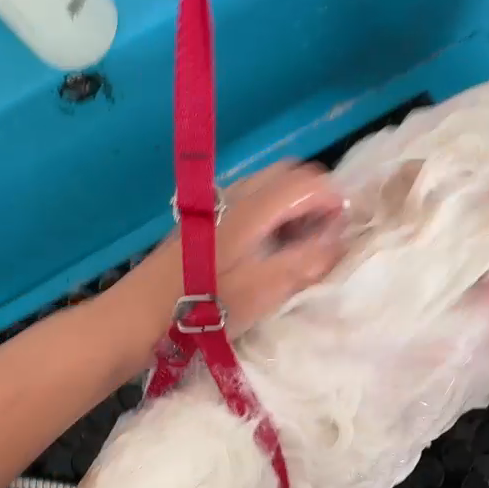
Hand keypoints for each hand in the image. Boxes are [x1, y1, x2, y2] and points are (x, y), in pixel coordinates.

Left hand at [133, 161, 347, 329]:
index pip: (310, 181)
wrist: (144, 313)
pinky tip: (269, 249)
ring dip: (294, 206)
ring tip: (300, 246)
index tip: (344, 233)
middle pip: (290, 174)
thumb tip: (342, 239)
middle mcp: (238, 193)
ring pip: (270, 185)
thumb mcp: (267, 289)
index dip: (335, 202)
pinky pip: (253, 199)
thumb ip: (309, 260)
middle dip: (316, 199)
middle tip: (326, 236)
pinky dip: (273, 213)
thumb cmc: (209, 305)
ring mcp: (219, 202)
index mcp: (256, 206)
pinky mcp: (207, 218)